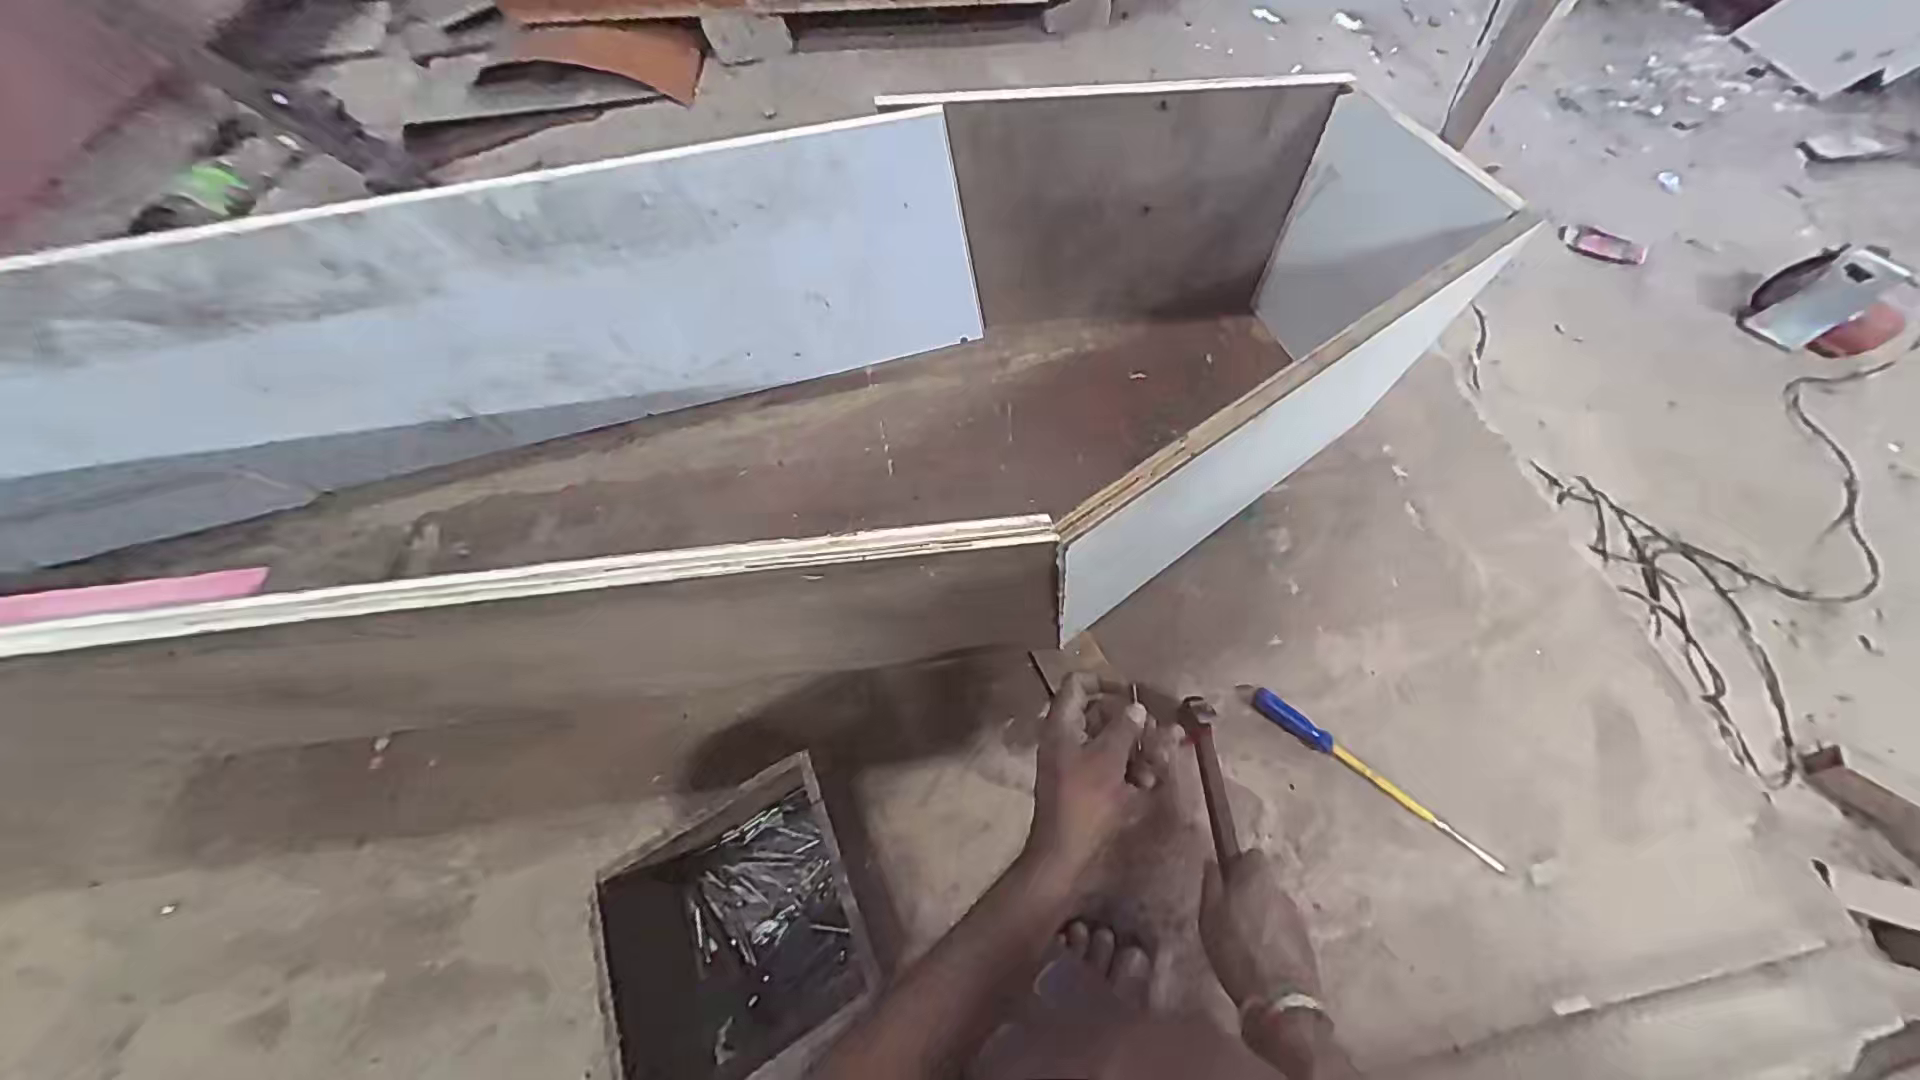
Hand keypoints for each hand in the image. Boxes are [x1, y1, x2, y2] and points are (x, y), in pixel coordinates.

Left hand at [1023, 673, 1167, 884]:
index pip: (1078, 684)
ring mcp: (1071, 759)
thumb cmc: (1083, 802)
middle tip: (1156, 732)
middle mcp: (1063, 736)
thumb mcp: (1107, 760)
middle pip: (1098, 712)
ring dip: (1132, 747)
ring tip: (1153, 764)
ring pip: (1106, 739)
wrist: (1063, 853)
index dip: (1105, 681)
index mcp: (1061, 724)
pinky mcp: (1082, 781)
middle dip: (1129, 722)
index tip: (1134, 694)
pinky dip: (1124, 766)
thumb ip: (1124, 729)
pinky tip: (1144, 783)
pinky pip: (1105, 762)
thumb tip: (1136, 707)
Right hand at [1199, 849, 1320, 1007]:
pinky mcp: (1307, 945)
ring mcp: (1298, 919)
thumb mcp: (1209, 914)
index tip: (1226, 882)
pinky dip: (1274, 937)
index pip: (1252, 855)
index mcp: (1258, 877)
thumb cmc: (1236, 948)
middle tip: (1230, 914)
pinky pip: (1284, 930)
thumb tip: (1212, 862)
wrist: (1280, 1000)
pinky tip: (1261, 956)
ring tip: (1245, 940)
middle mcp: (1282, 892)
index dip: (1239, 866)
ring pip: (1274, 907)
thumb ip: (1211, 884)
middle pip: (1264, 883)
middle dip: (1250, 893)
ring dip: (1262, 916)